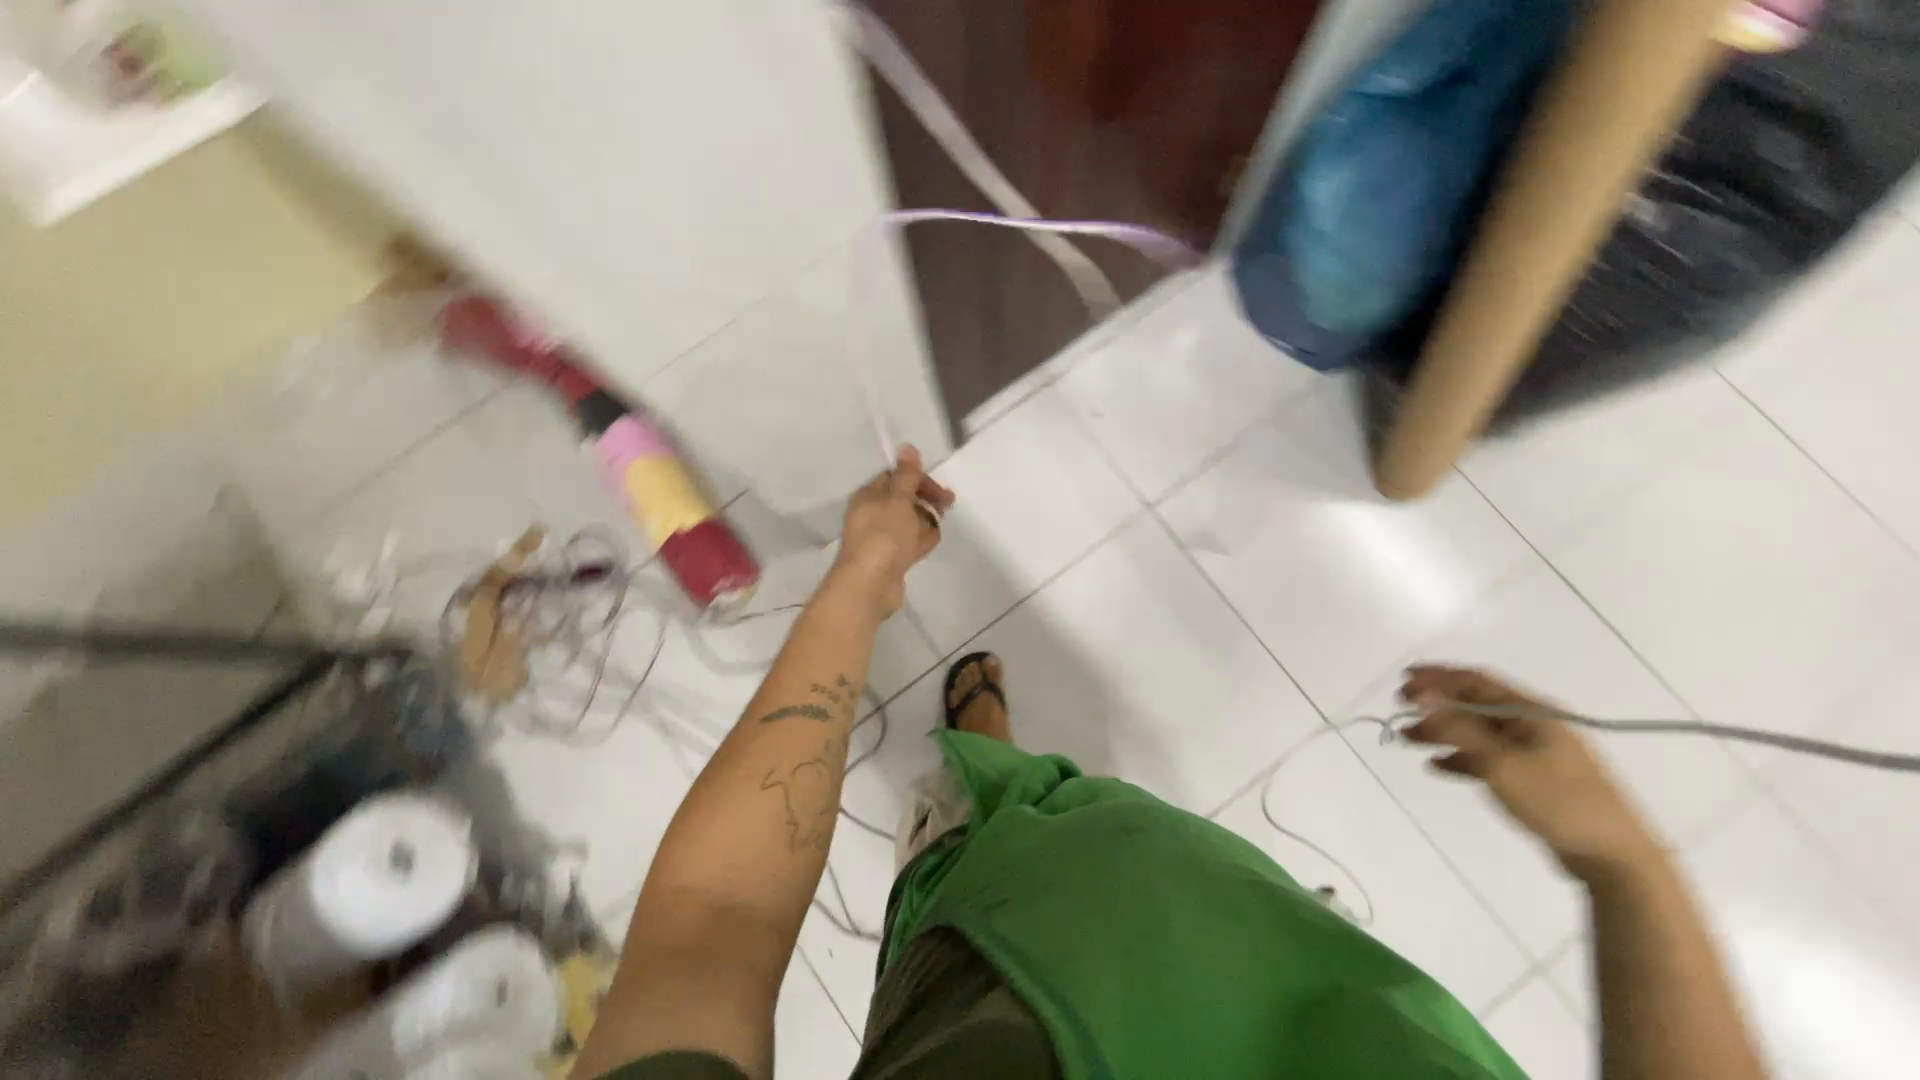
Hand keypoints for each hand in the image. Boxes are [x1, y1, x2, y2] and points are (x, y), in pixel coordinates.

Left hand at [829, 445, 954, 618]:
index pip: (895, 477)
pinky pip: (909, 543)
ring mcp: (881, 538)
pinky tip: (931, 542)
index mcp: (869, 496)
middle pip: (903, 500)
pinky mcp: (890, 559)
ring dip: (925, 521)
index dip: (918, 479)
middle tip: (948, 504)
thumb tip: (906, 446)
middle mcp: (872, 514)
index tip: (938, 488)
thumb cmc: (883, 536)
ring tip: (938, 526)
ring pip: (908, 522)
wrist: (869, 584)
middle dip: (926, 499)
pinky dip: (920, 540)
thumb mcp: (898, 500)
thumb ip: (906, 475)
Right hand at [1399, 666, 1661, 879]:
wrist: (1614, 856)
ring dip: (1442, 732)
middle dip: (1435, 704)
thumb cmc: (1558, 801)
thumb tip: (1422, 698)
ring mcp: (1534, 753)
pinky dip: (1460, 758)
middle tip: (1400, 707)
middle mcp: (1533, 726)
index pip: (1476, 682)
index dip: (1437, 677)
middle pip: (1474, 705)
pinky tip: (1437, 766)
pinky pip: (1487, 759)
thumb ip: (1458, 730)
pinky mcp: (1533, 780)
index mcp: (1532, 712)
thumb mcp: (1501, 763)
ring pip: (1477, 733)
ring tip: (1408, 739)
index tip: (1403, 681)